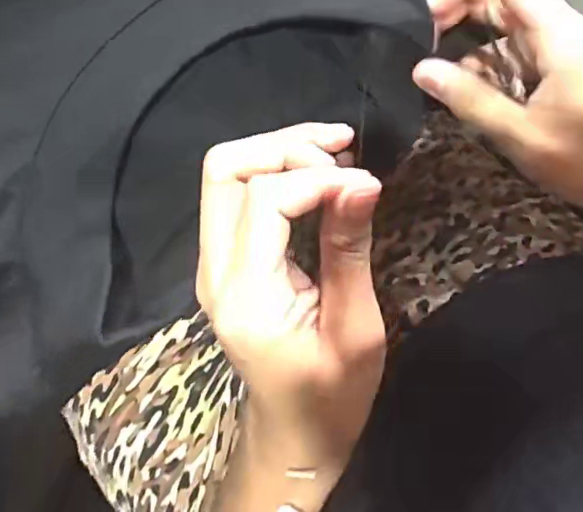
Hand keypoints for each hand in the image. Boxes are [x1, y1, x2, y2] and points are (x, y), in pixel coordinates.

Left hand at [196, 123, 384, 496]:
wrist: (293, 436)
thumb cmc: (331, 395)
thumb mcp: (355, 329)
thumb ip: (350, 250)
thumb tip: (364, 180)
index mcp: (246, 294)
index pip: (266, 199)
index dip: (319, 177)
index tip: (367, 184)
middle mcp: (216, 268)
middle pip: (227, 168)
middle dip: (288, 147)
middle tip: (344, 151)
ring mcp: (215, 260)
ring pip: (229, 170)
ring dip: (283, 148)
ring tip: (339, 149)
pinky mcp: (228, 255)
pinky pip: (241, 188)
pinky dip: (281, 166)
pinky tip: (323, 168)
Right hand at [410, 0, 582, 236]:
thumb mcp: (522, 135)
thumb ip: (470, 99)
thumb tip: (421, 69)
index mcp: (558, 32)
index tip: (430, 14)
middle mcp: (558, 26)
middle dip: (458, 3)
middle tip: (423, 36)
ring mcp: (555, 43)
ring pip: (502, 14)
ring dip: (466, 30)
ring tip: (432, 59)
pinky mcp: (551, 62)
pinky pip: (508, 43)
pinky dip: (480, 56)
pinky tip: (458, 83)